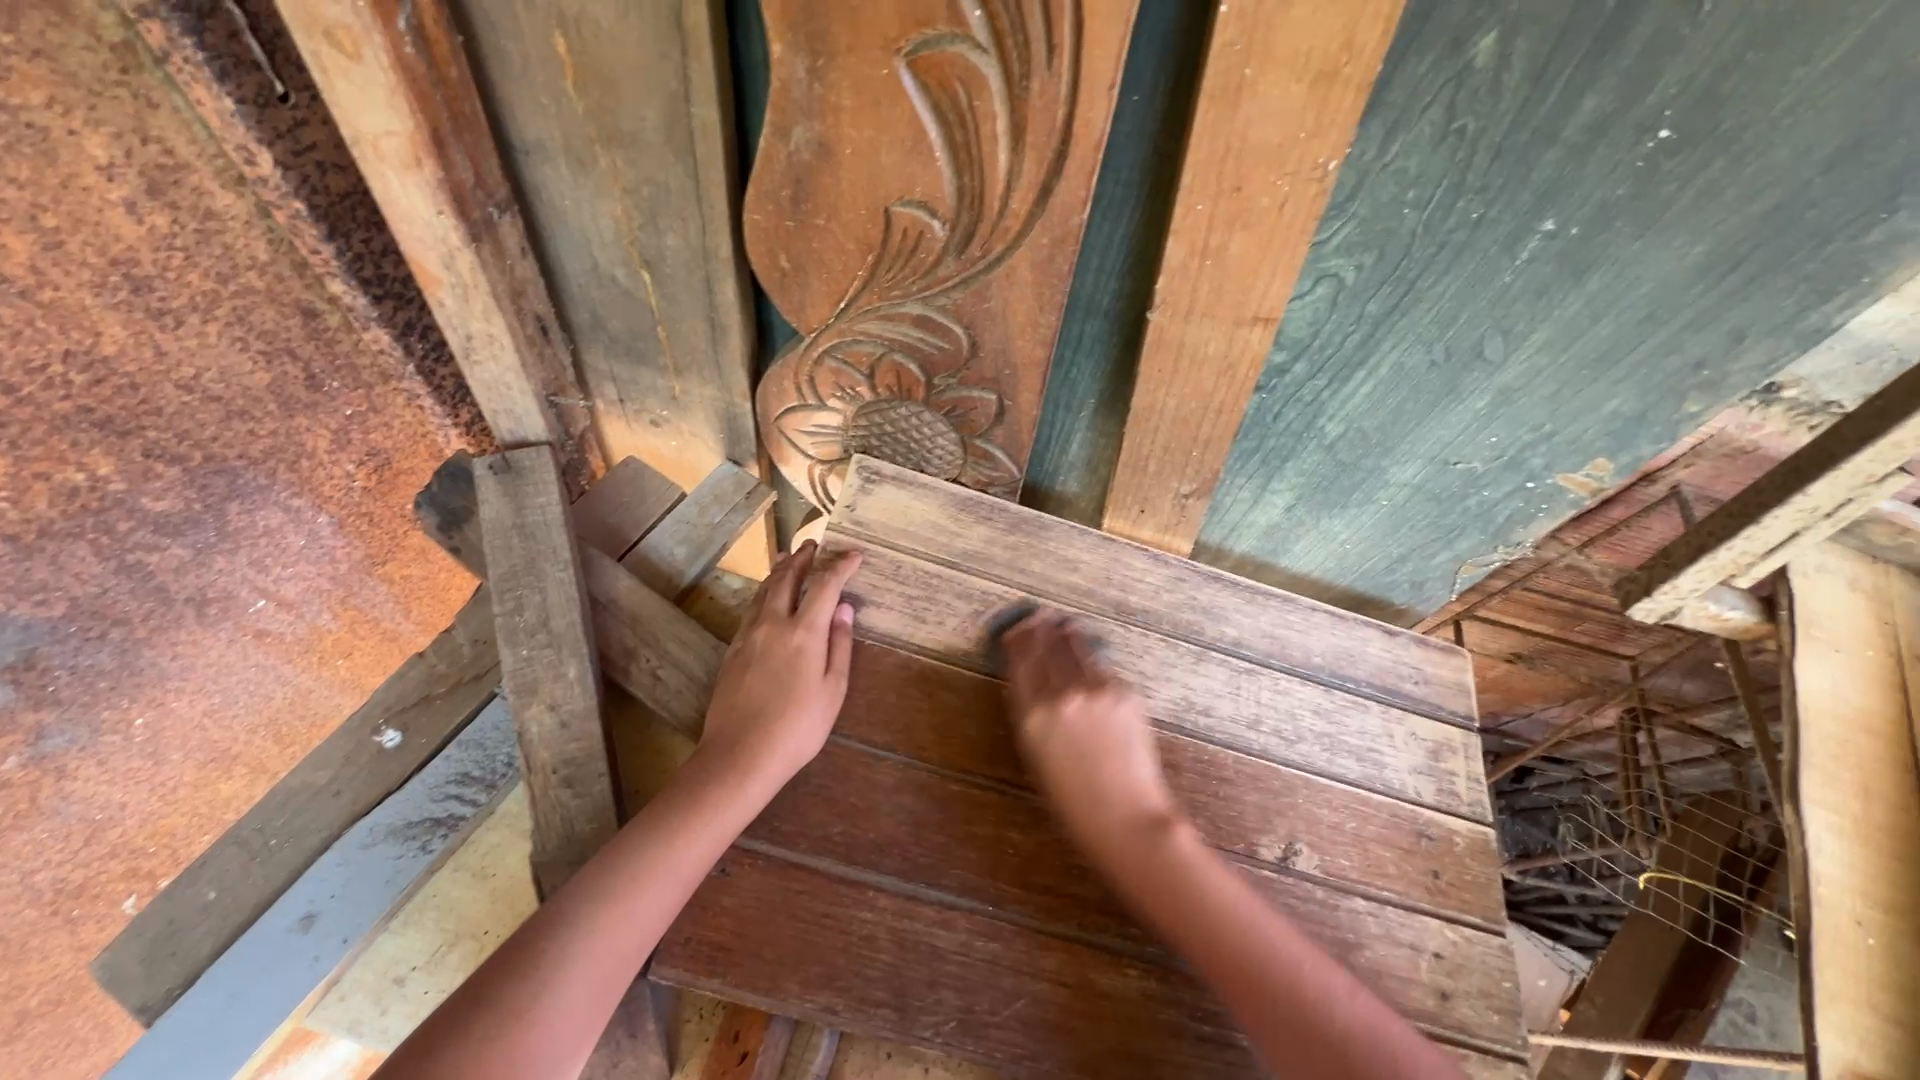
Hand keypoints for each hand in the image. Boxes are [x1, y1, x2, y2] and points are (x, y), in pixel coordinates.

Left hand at [697, 541, 861, 787]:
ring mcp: (748, 635)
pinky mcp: (732, 650)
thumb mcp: (832, 690)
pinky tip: (766, 598)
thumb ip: (840, 645)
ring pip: (764, 591)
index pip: (825, 586)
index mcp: (803, 632)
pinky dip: (763, 593)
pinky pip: (751, 609)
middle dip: (802, 558)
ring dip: (779, 571)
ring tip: (787, 559)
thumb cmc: (798, 727)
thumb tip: (845, 609)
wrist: (740, 754)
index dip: (841, 566)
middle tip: (813, 544)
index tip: (855, 555)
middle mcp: (773, 624)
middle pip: (787, 579)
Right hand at [1001, 610, 1178, 847]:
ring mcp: (1095, 690)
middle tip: (1039, 617)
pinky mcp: (1124, 692)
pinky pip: (1104, 669)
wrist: (1123, 813)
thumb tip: (1034, 682)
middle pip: (1047, 646)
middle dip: (1040, 630)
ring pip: (1077, 649)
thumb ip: (1032, 714)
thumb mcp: (1035, 755)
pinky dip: (1095, 663)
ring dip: (1068, 635)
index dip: (1017, 641)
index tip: (1015, 629)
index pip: (1020, 662)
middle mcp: (1060, 695)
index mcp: (1031, 715)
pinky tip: (1091, 659)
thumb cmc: (1072, 798)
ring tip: (1064, 624)